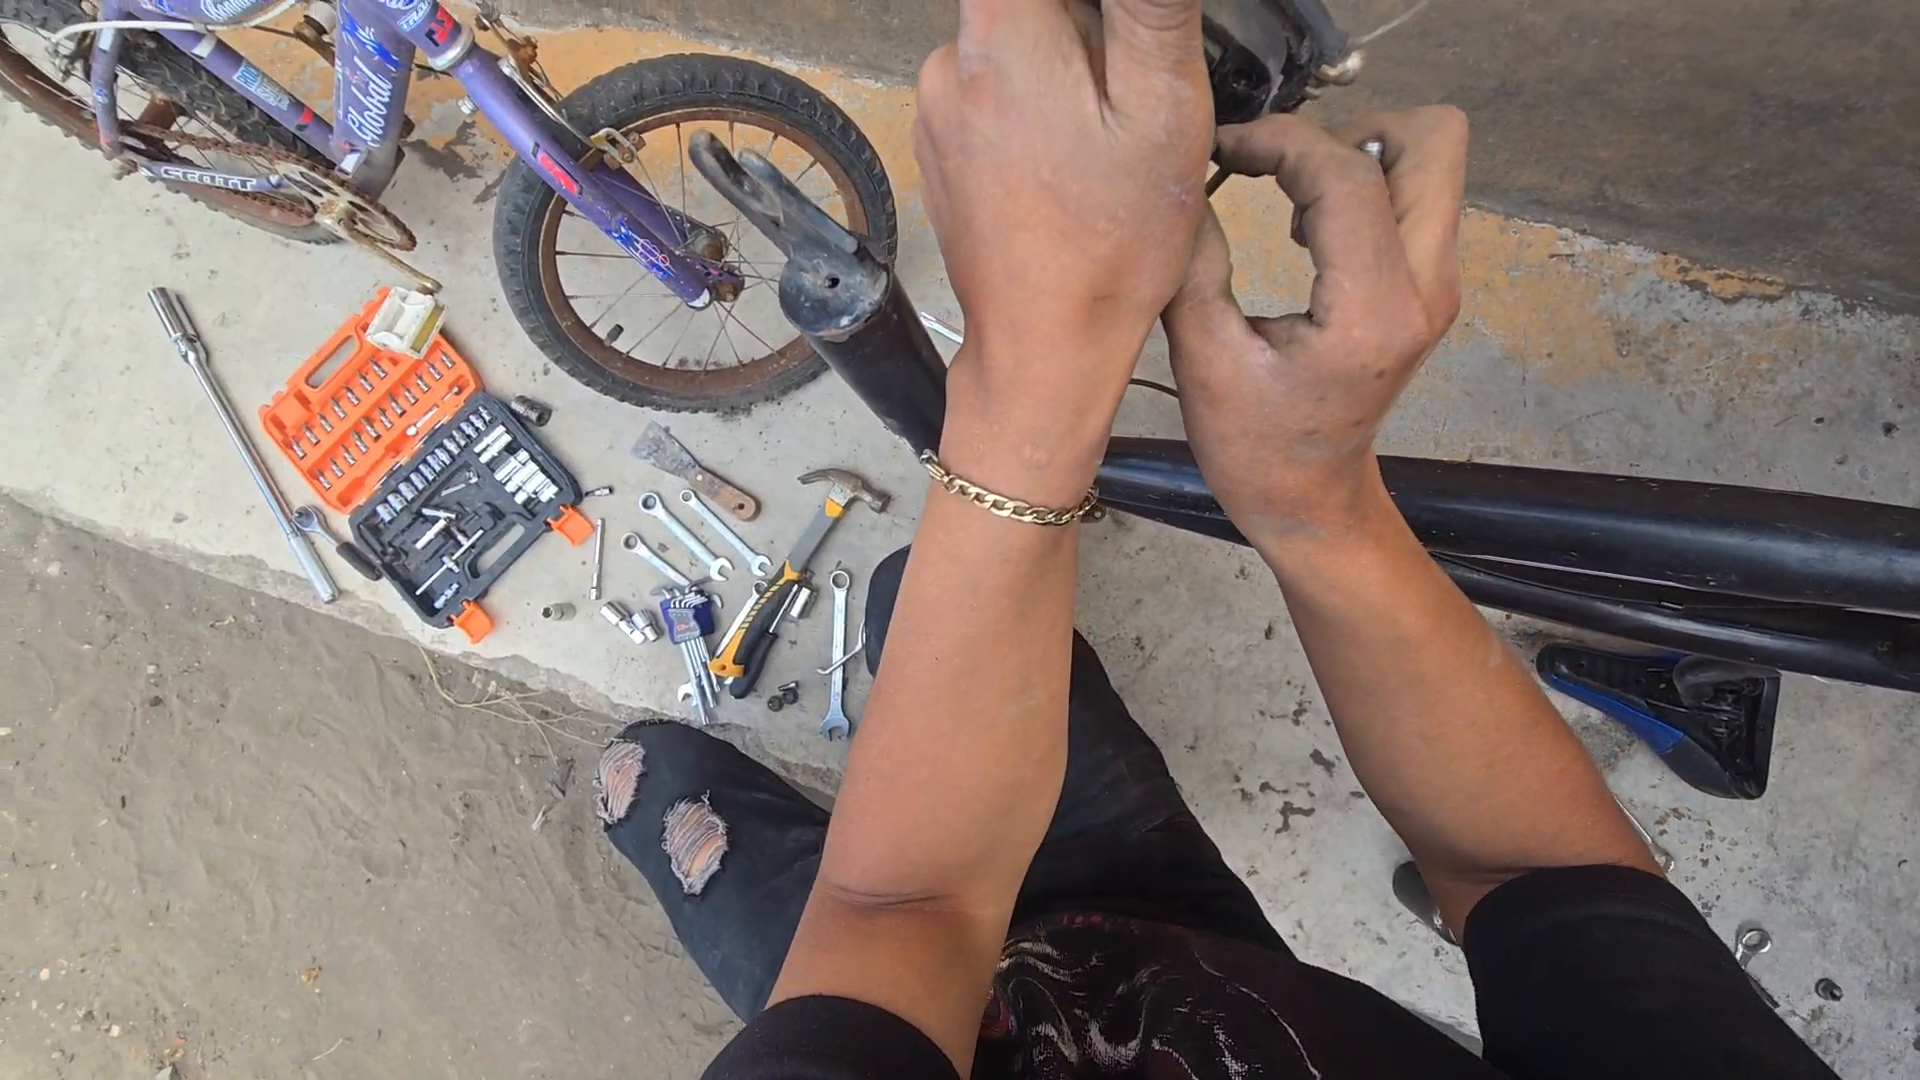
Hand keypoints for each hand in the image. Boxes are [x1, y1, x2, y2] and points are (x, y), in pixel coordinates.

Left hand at [916, 0, 1212, 503]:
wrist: (1044, 349)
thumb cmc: (1109, 247)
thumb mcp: (1162, 106)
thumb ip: (1147, 7)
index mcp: (997, 36)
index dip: (1090, 12)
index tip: (1119, 52)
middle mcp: (944, 66)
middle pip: (1027, 3)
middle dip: (1086, 36)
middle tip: (1124, 107)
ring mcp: (933, 118)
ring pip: (1010, 50)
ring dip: (1063, 77)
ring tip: (1097, 150)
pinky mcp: (939, 158)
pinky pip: (990, 102)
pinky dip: (1031, 116)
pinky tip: (1061, 173)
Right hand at [1162, 108, 1468, 544]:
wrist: (1309, 498)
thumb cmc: (1251, 446)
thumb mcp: (1206, 360)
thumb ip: (1197, 266)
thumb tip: (1188, 189)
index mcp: (1371, 310)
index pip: (1347, 176)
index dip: (1281, 142)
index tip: (1224, 150)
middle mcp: (1426, 287)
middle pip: (1433, 139)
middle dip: (1346, 134)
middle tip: (1277, 171)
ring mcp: (1437, 287)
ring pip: (1432, 162)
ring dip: (1356, 159)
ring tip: (1287, 201)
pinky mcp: (1427, 290)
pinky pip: (1414, 200)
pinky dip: (1363, 190)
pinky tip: (1307, 231)